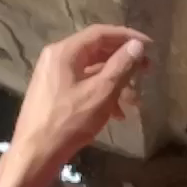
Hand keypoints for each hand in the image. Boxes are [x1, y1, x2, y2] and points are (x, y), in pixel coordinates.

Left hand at [9, 25, 150, 177]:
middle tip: (147, 71)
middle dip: (124, 62)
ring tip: (135, 101)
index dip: (128, 37)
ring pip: (91, 72)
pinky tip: (117, 113)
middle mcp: (57, 58)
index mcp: (65, 52)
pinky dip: (102, 94)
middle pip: (96, 51)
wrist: (36, 153)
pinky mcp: (54, 95)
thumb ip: (121, 67)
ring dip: (116, 83)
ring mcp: (54, 77)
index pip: (101, 33)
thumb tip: (137, 46)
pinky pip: (83, 86)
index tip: (150, 47)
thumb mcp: (101, 93)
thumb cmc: (69, 121)